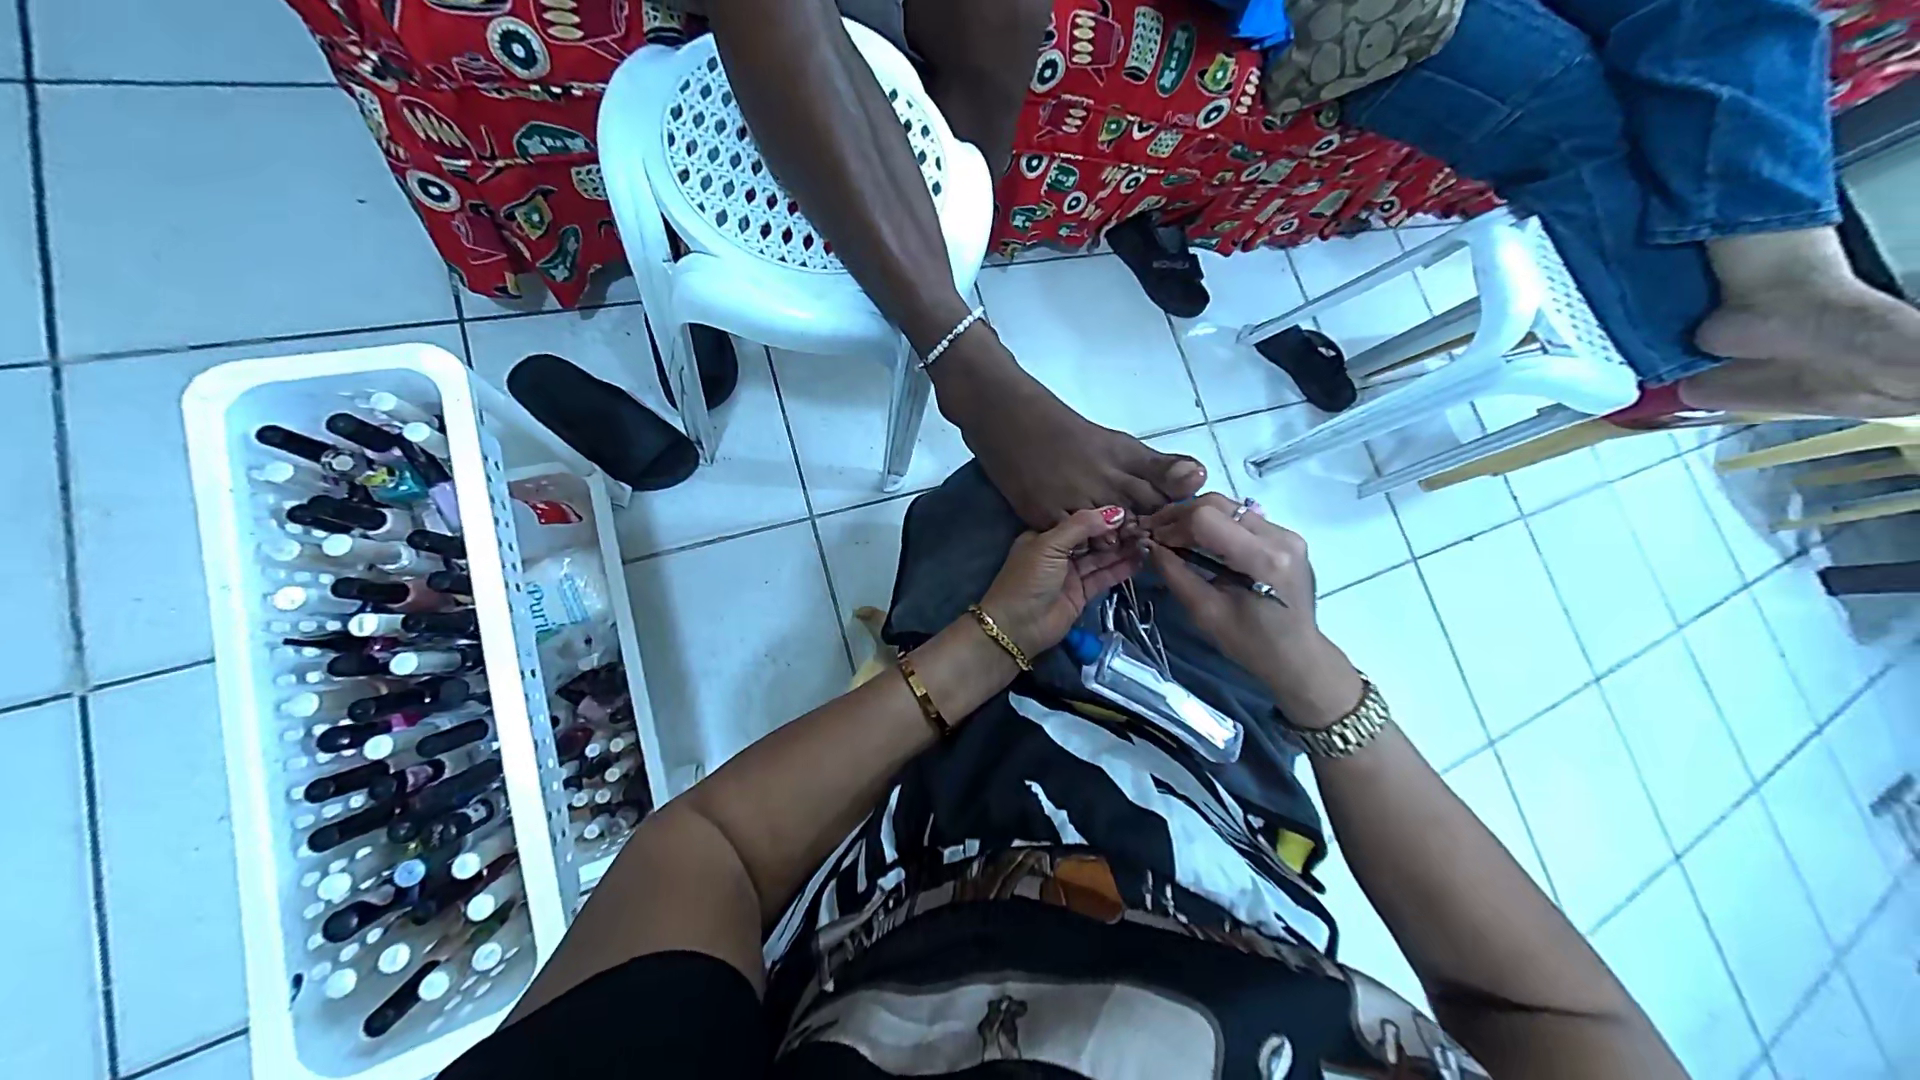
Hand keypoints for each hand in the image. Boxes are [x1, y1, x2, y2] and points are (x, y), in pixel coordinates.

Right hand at [935, 339, 1206, 530]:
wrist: (1005, 415)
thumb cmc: (1058, 426)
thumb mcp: (1113, 442)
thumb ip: (1154, 465)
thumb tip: (1199, 476)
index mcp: (1123, 455)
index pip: (1164, 491)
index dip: (1174, 512)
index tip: (1177, 525)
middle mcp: (1103, 476)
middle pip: (1142, 514)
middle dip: (1152, 531)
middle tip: (1152, 543)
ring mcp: (1072, 496)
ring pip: (1111, 534)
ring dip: (1119, 543)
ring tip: (1119, 548)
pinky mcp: (1043, 512)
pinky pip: (1073, 541)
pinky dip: (1085, 548)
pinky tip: (1087, 548)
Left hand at [977, 507, 1144, 657]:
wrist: (1017, 626)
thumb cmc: (1028, 579)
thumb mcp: (1049, 545)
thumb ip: (1081, 526)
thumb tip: (1114, 512)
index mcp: (1044, 536)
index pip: (1078, 522)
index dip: (1101, 517)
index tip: (1128, 511)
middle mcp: (1058, 553)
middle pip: (1092, 539)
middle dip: (1115, 533)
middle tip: (1142, 526)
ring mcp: (1070, 574)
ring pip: (1100, 557)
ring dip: (1121, 550)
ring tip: (1146, 540)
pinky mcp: (1081, 593)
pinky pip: (1104, 576)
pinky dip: (1121, 569)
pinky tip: (1140, 559)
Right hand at [1144, 494, 1363, 728]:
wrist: (1298, 656)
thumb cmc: (1250, 643)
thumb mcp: (1205, 612)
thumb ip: (1176, 574)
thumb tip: (1149, 545)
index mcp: (1263, 559)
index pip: (1207, 518)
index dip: (1173, 525)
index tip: (1154, 540)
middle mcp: (1280, 537)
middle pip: (1218, 504)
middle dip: (1181, 515)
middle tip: (1157, 533)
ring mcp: (1287, 533)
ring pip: (1229, 506)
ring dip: (1196, 516)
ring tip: (1174, 536)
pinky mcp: (1286, 536)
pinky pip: (1241, 517)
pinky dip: (1215, 523)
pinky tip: (1200, 541)